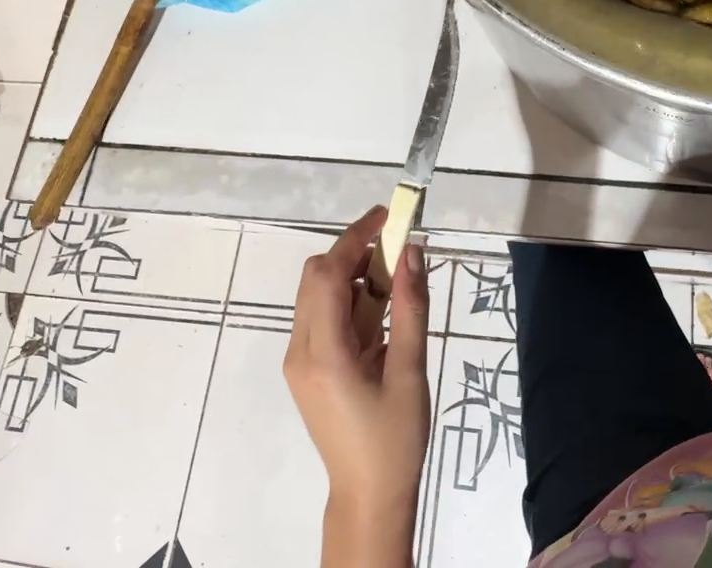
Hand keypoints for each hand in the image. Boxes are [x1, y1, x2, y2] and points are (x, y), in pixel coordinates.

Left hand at [284, 206, 430, 565]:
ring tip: (393, 283)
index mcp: (323, 354)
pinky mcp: (306, 370)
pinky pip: (321, 318)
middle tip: (396, 250)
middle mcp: (300, 351)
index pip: (326, 274)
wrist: (368, 495)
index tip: (387, 216)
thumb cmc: (394, 438)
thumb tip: (412, 252)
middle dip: (353, 253)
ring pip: (317, 296)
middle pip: (315, 278)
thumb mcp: (411, 371)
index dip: (354, 237)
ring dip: (352, 277)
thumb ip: (411, 308)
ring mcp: (298, 361)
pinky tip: (380, 314)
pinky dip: (348, 302)